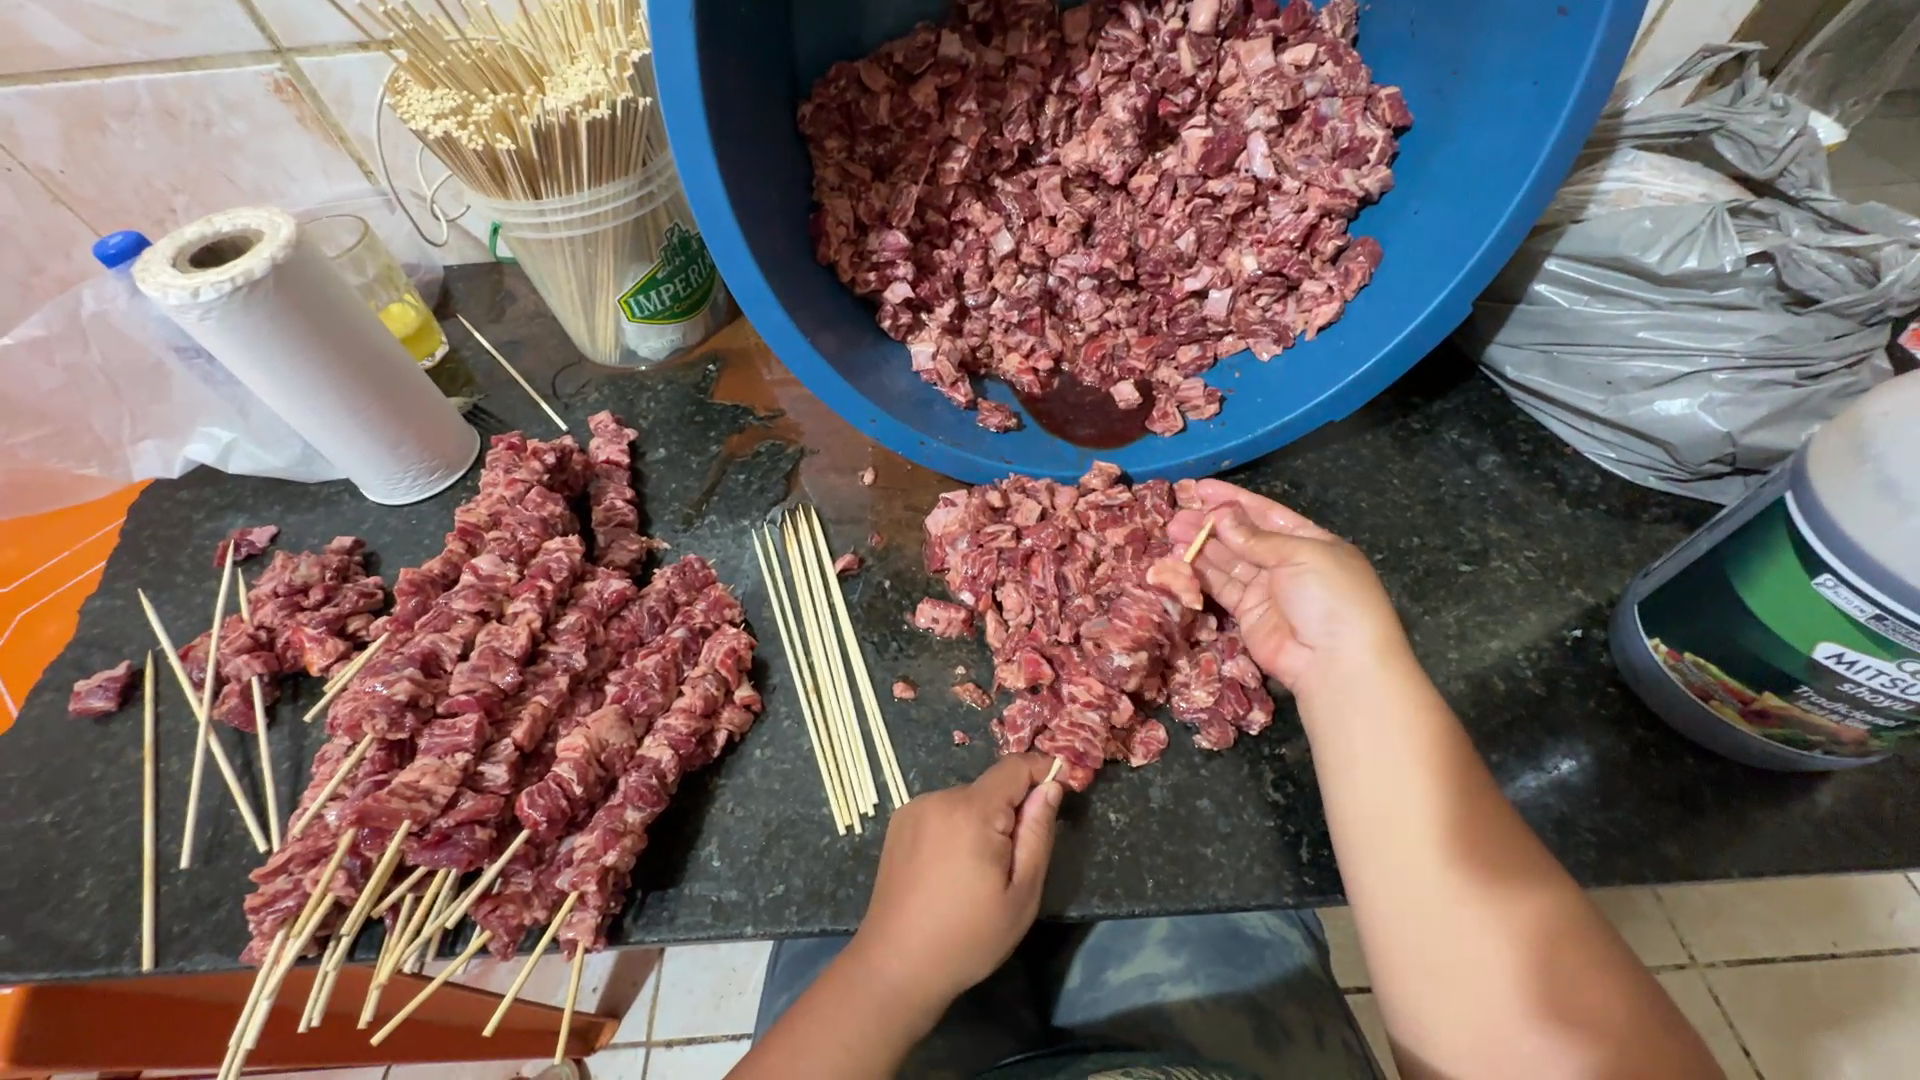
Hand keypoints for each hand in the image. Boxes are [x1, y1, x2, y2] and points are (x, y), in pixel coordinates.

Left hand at [847, 754, 1062, 1013]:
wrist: (896, 966)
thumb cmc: (968, 937)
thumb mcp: (1021, 894)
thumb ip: (1038, 833)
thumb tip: (1050, 787)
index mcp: (971, 811)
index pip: (1015, 767)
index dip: (1043, 770)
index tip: (1063, 785)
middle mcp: (939, 798)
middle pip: (990, 788)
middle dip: (1011, 812)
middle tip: (1014, 863)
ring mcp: (914, 809)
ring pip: (966, 801)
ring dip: (982, 822)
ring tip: (977, 874)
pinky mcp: (899, 824)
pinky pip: (942, 812)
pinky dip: (957, 828)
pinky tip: (950, 870)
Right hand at [1168, 479, 1407, 697]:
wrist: (1336, 661)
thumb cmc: (1331, 597)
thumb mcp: (1300, 555)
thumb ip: (1256, 538)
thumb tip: (1221, 516)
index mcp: (1308, 541)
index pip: (1265, 513)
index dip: (1233, 500)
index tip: (1200, 489)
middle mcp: (1285, 562)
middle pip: (1241, 536)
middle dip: (1210, 524)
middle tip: (1178, 516)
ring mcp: (1266, 588)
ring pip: (1226, 560)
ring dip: (1200, 546)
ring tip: (1172, 533)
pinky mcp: (1247, 613)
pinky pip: (1221, 587)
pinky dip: (1200, 574)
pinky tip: (1180, 561)